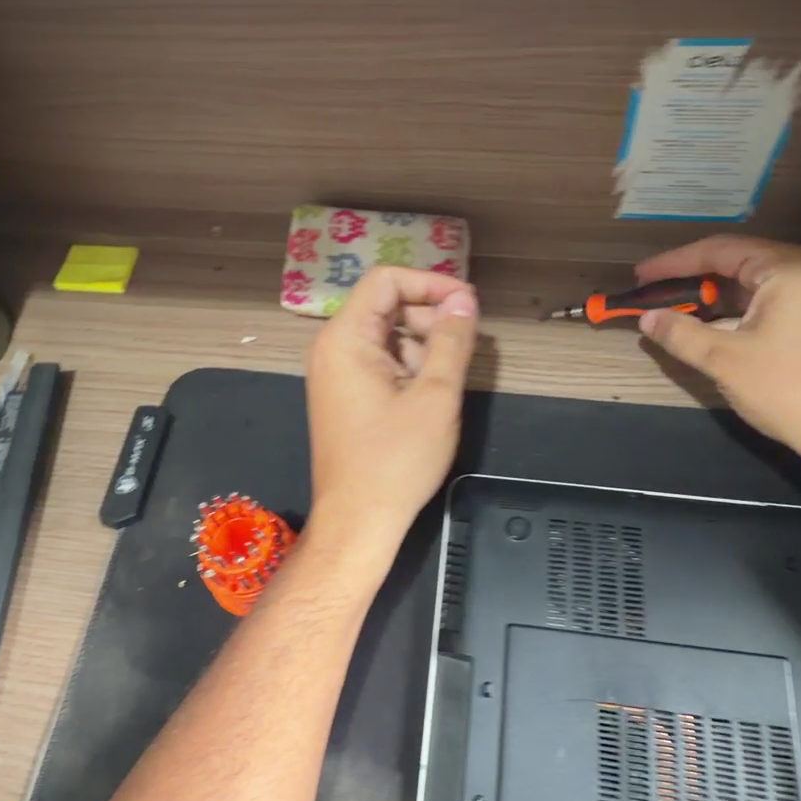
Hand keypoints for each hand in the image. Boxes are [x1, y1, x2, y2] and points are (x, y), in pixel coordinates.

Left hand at [305, 267, 478, 545]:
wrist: (358, 520)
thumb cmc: (396, 460)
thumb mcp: (435, 396)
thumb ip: (451, 340)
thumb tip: (464, 298)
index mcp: (345, 338)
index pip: (386, 280)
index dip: (430, 283)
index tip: (468, 305)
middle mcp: (333, 348)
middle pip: (386, 305)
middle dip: (429, 317)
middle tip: (464, 346)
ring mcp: (335, 374)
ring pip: (386, 335)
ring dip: (422, 346)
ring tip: (446, 381)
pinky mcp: (344, 396)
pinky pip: (379, 362)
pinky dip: (407, 368)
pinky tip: (428, 397)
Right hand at [634, 235, 800, 454]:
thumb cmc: (789, 389)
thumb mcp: (725, 360)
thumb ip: (681, 333)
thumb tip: (647, 318)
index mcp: (788, 268)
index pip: (719, 251)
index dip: (674, 263)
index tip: (640, 276)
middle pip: (740, 262)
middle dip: (694, 278)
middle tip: (657, 292)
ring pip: (758, 284)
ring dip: (717, 296)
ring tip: (680, 310)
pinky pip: (775, 301)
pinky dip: (741, 309)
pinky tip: (718, 327)